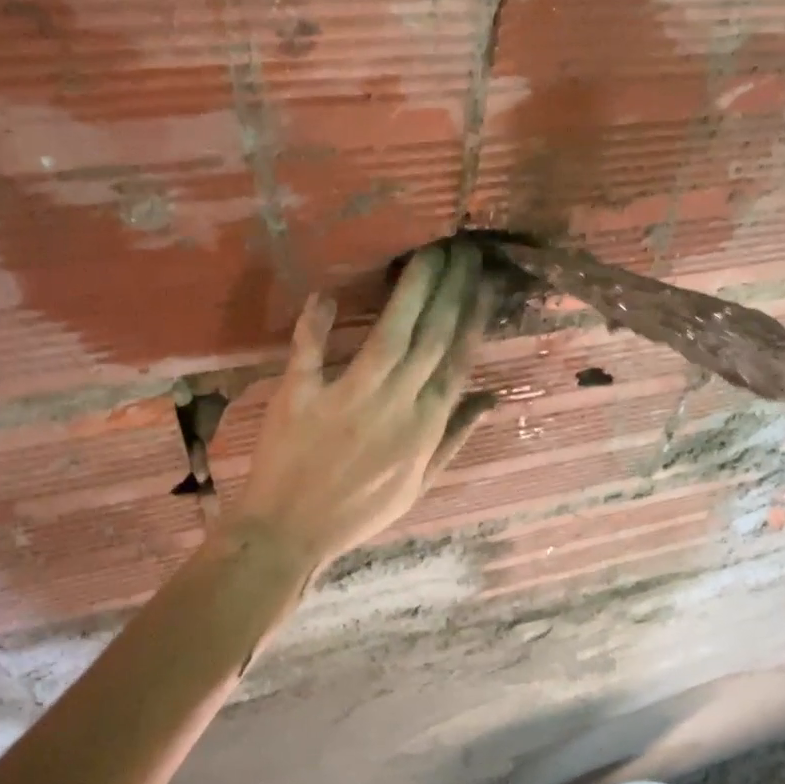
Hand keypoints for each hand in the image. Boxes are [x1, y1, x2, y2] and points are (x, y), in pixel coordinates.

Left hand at [232, 242, 493, 571]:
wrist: (290, 535)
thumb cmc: (358, 509)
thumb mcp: (419, 483)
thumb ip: (455, 437)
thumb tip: (494, 398)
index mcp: (423, 427)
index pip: (458, 361)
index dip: (473, 317)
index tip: (485, 281)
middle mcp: (394, 406)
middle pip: (431, 338)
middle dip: (451, 289)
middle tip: (462, 248)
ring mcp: (347, 399)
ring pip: (389, 336)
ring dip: (410, 291)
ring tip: (427, 253)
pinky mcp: (300, 397)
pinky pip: (309, 352)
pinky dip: (316, 322)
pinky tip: (326, 291)